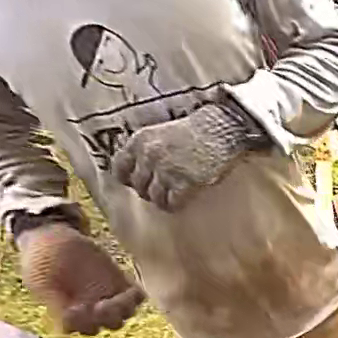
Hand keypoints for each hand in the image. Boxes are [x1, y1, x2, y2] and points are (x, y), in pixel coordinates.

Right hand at [14, 220, 143, 334]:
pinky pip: (137, 297)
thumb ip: (52, 300)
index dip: (83, 324)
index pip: (83, 328)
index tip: (74, 310)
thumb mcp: (39, 279)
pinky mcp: (121, 283)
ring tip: (118, 298)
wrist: (54, 239)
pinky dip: (136, 296)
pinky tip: (130, 290)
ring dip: (124, 308)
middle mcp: (94, 309)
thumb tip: (65, 324)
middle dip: (108, 318)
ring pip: (125, 313)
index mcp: (72, 313)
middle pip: (110, 324)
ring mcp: (110, 297)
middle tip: (100, 305)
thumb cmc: (41, 261)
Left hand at [110, 99, 260, 210]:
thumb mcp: (163, 134)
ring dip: (160, 201)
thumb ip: (150, 148)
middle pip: (138, 184)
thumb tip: (146, 169)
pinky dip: (174, 205)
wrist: (217, 131)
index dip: (127, 178)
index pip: (120, 167)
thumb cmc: (195, 132)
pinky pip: (172, 202)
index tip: (136, 183)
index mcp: (139, 141)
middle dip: (146, 191)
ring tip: (167, 201)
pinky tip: (178, 204)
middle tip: (156, 194)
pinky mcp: (183, 183)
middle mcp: (148, 156)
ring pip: (154, 196)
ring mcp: (165, 170)